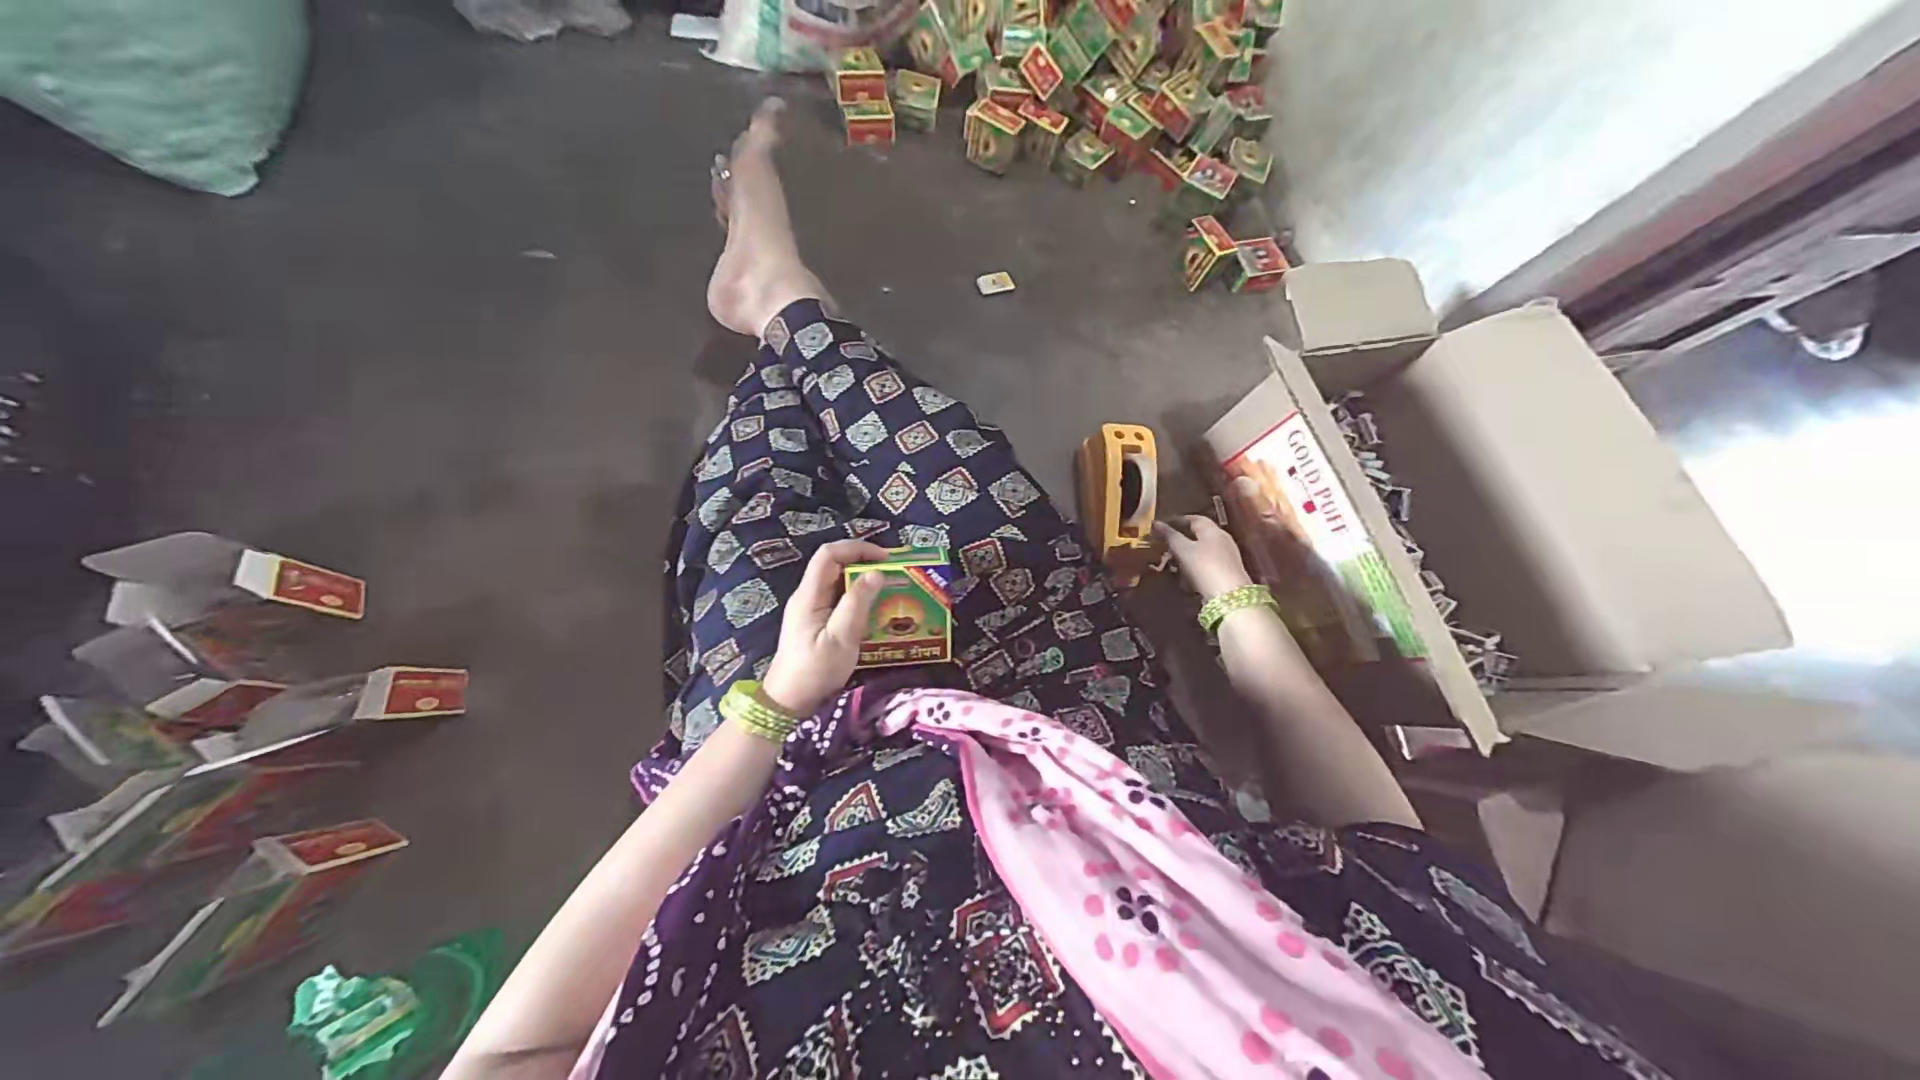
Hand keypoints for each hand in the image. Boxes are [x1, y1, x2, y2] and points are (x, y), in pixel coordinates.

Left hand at [761, 540, 889, 717]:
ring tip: (889, 591)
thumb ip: (858, 603)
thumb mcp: (841, 637)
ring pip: (838, 582)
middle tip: (893, 574)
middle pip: (834, 565)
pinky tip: (874, 612)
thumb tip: (877, 573)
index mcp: (809, 595)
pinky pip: (838, 599)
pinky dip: (857, 598)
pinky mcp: (816, 622)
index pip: (829, 554)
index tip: (885, 558)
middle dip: (864, 563)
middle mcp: (807, 596)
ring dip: (863, 581)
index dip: (857, 548)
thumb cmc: (815, 670)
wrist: (789, 702)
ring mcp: (810, 609)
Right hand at [1154, 515, 1254, 599]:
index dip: (1177, 520)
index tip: (1162, 526)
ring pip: (1202, 551)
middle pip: (1199, 535)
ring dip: (1186, 555)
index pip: (1194, 518)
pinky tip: (1185, 579)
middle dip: (1180, 539)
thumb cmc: (1204, 567)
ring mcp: (1226, 556)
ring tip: (1171, 563)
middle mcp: (1222, 539)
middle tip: (1164, 545)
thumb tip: (1156, 522)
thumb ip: (1170, 536)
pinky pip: (1206, 564)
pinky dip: (1194, 567)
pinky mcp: (1226, 572)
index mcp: (1212, 530)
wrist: (1229, 596)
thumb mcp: (1183, 550)